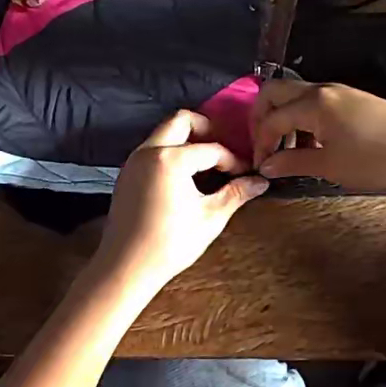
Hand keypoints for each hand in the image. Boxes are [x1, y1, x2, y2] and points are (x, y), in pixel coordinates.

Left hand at [96, 110, 268, 288]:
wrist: (126, 266)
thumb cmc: (170, 243)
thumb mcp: (210, 217)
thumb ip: (235, 193)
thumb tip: (259, 182)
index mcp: (170, 158)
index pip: (211, 148)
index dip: (233, 159)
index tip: (246, 173)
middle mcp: (148, 151)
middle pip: (181, 121)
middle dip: (206, 130)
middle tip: (223, 151)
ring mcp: (133, 161)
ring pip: (163, 133)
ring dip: (186, 141)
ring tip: (207, 165)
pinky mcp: (126, 174)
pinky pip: (151, 150)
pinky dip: (170, 153)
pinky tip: (184, 178)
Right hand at [251, 80, 385, 190]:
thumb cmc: (378, 158)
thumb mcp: (331, 166)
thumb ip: (293, 163)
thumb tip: (266, 166)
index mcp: (312, 104)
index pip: (270, 119)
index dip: (260, 143)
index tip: (260, 166)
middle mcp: (320, 90)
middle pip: (274, 93)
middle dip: (261, 118)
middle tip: (263, 146)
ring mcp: (337, 92)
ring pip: (293, 96)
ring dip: (281, 118)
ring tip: (287, 150)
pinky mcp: (350, 99)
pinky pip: (312, 102)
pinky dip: (300, 118)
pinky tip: (310, 143)